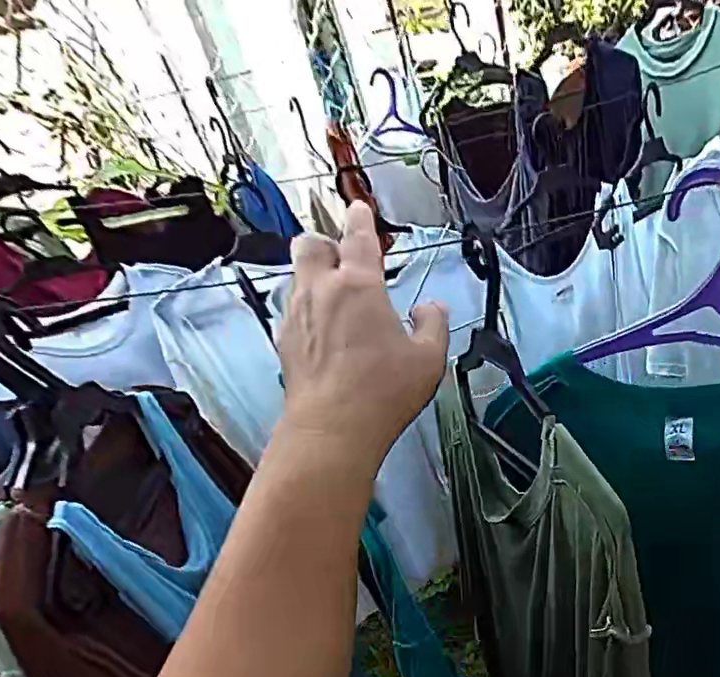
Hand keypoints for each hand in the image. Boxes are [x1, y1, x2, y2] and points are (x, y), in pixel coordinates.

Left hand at [275, 203, 446, 467]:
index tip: (360, 208)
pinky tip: (328, 334)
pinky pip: (294, 310)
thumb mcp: (429, 359)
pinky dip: (310, 311)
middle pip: (310, 244)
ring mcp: (297, 314)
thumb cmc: (383, 391)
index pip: (358, 238)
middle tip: (346, 260)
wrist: (333, 426)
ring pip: (298, 276)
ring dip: (317, 278)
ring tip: (340, 302)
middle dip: (327, 243)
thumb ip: (434, 325)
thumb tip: (432, 309)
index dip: (361, 219)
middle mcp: (321, 291)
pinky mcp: (285, 340)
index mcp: (359, 286)